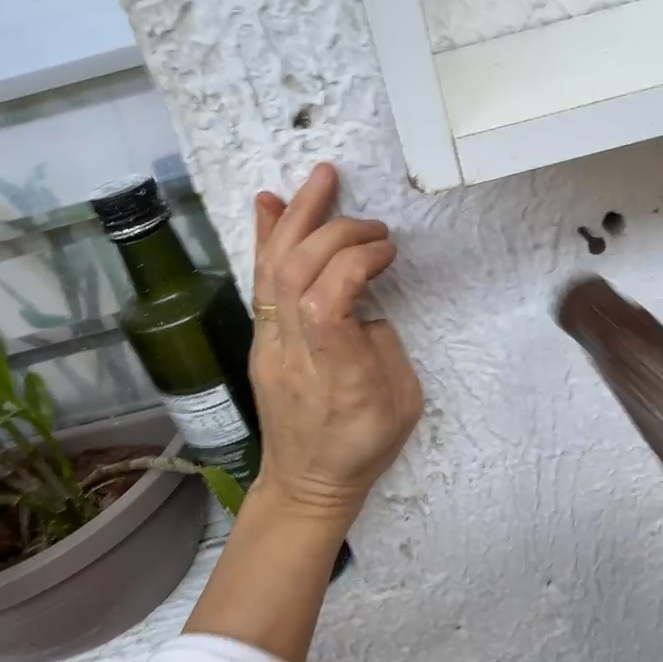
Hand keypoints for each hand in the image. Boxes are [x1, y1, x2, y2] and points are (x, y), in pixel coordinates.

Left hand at [247, 162, 422, 523]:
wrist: (305, 483)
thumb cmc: (362, 448)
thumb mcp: (402, 404)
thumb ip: (384, 344)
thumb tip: (363, 300)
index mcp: (336, 377)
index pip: (326, 302)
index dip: (354, 261)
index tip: (387, 251)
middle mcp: (293, 356)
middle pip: (294, 274)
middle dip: (334, 229)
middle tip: (371, 221)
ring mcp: (269, 346)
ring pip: (271, 270)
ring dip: (295, 217)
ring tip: (319, 178)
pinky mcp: (260, 340)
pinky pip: (260, 282)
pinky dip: (265, 238)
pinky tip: (270, 203)